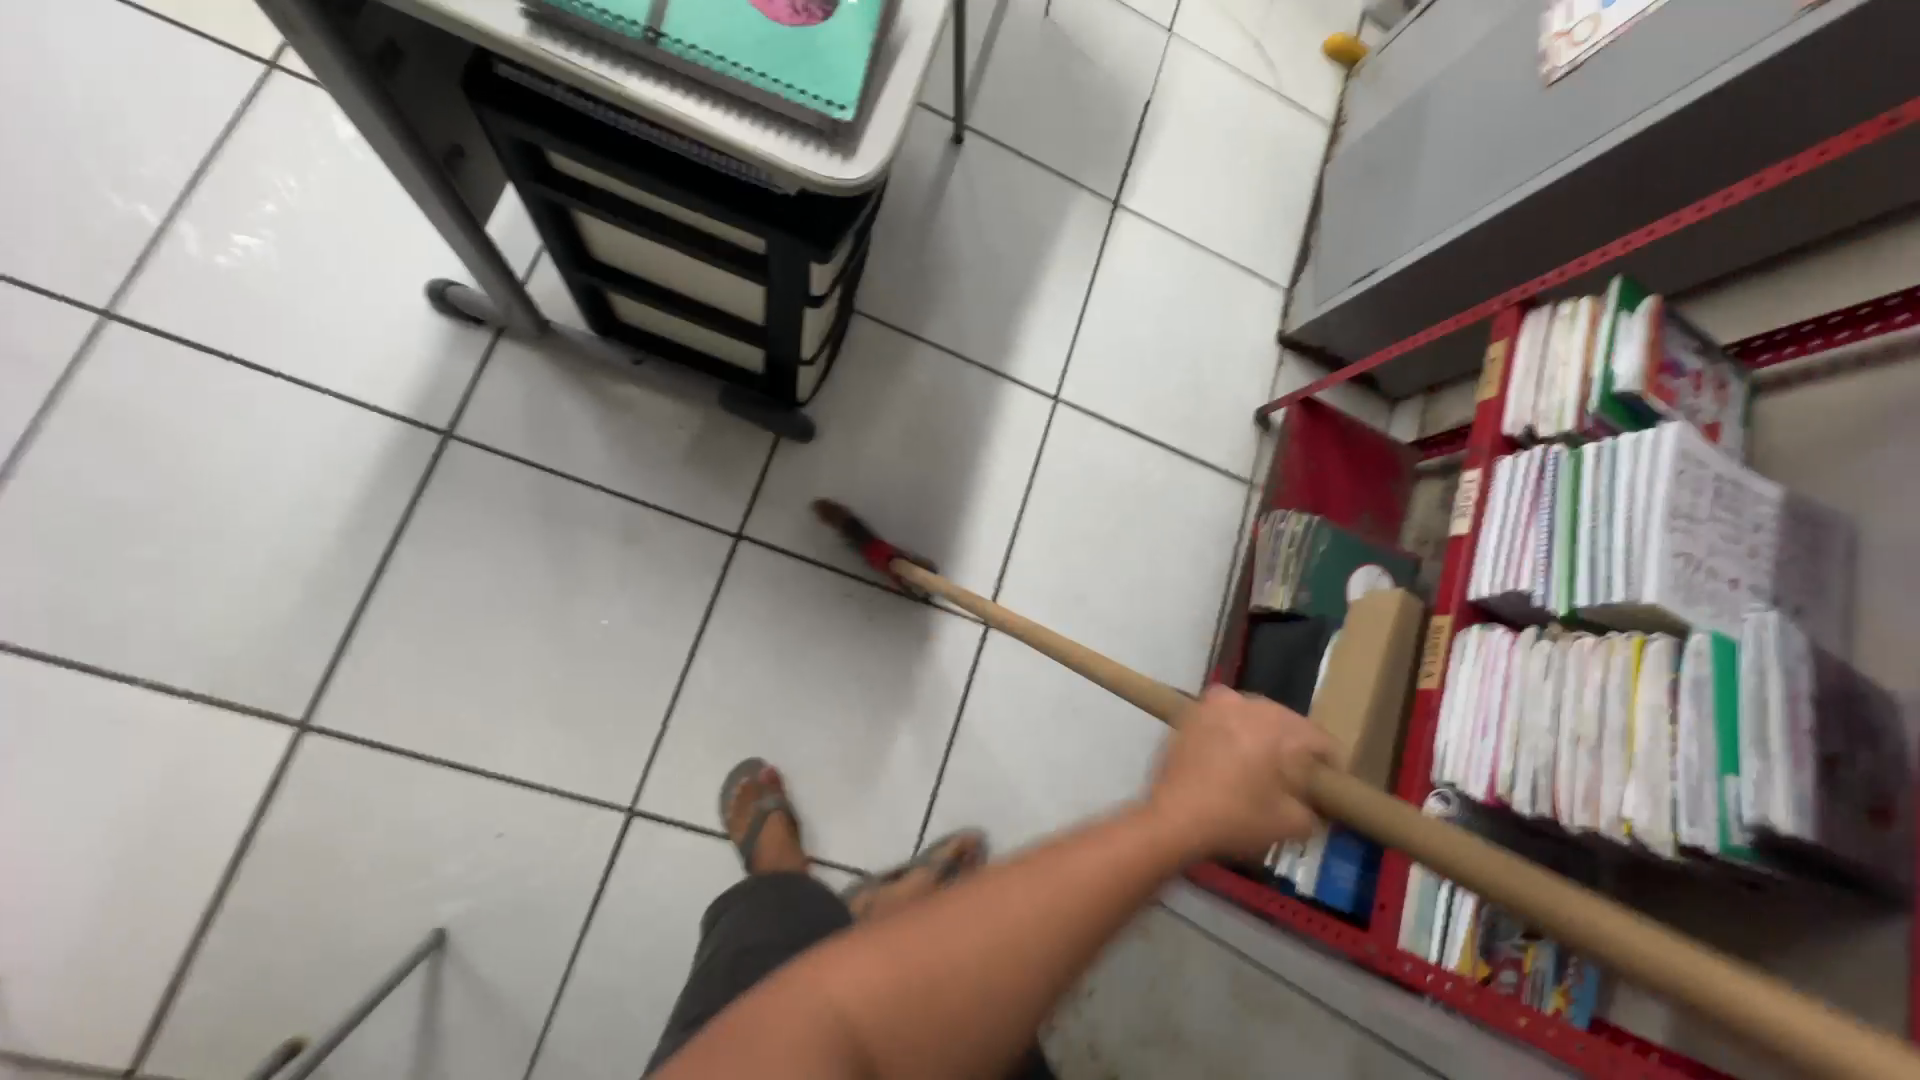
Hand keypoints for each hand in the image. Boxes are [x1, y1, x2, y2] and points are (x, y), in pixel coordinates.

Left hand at [1147, 686, 1333, 859]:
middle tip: (1296, 777)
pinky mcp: (1192, 712)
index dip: (1331, 766)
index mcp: (1279, 726)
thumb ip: (1314, 810)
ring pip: (1255, 714)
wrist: (1173, 817)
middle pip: (1288, 722)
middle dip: (1295, 747)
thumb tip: (1316, 804)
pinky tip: (1232, 752)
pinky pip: (1224, 714)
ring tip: (1263, 764)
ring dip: (1264, 734)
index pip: (1321, 740)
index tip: (1329, 788)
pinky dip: (1233, 729)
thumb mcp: (1290, 824)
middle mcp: (1249, 704)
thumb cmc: (1235, 818)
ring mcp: (1216, 703)